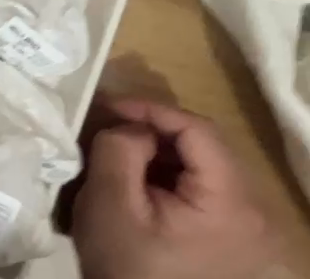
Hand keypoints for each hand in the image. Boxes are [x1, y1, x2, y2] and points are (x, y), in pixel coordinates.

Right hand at [73, 98, 286, 278]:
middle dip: (155, 130)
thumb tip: (132, 126)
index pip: (200, 131)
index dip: (152, 109)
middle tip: (109, 127)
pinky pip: (209, 189)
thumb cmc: (126, 258)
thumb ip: (120, 149)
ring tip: (120, 154)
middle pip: (210, 148)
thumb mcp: (110, 198)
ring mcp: (253, 232)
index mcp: (232, 205)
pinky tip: (141, 182)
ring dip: (162, 152)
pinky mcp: (239, 240)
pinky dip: (172, 174)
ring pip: (208, 167)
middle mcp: (258, 216)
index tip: (107, 108)